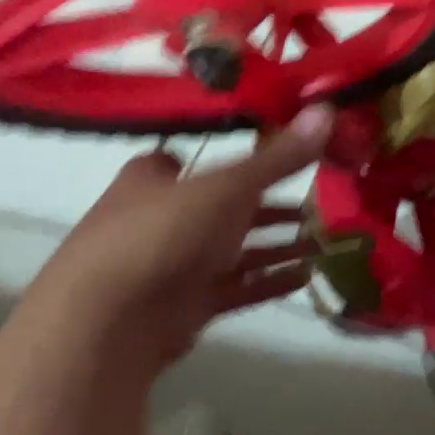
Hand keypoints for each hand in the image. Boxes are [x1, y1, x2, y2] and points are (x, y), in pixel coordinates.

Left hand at [29, 104, 334, 365]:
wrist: (106, 326)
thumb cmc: (160, 237)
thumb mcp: (228, 188)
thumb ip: (279, 157)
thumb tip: (328, 108)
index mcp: (151, 185)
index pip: (176, 161)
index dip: (214, 156)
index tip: (265, 154)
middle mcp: (159, 221)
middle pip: (221, 208)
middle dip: (271, 207)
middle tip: (319, 203)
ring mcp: (173, 266)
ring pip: (236, 250)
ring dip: (281, 247)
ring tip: (327, 243)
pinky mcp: (188, 305)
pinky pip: (240, 288)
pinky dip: (272, 282)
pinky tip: (309, 276)